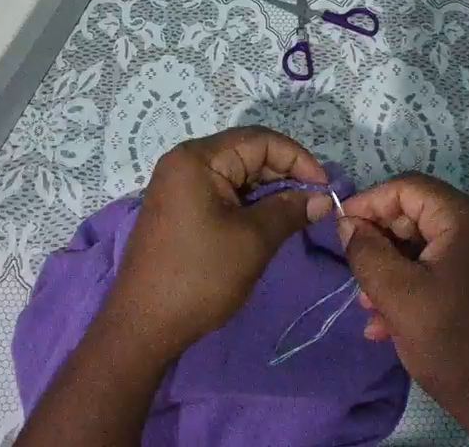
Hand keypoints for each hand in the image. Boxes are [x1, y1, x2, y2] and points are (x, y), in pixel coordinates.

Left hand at [99, 127, 326, 357]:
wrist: (142, 327)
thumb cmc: (199, 276)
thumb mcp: (253, 241)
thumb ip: (290, 210)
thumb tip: (323, 198)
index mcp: (198, 158)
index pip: (260, 140)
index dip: (298, 158)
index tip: (325, 187)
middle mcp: (185, 162)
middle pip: (247, 153)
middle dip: (285, 174)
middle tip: (316, 202)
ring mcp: (179, 185)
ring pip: (237, 173)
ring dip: (270, 189)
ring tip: (299, 213)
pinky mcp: (180, 208)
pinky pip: (223, 191)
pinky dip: (250, 202)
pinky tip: (271, 220)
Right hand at [323, 174, 468, 446]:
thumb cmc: (453, 346)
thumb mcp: (398, 297)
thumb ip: (367, 252)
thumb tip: (347, 224)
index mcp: (468, 217)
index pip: (408, 188)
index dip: (369, 203)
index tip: (339, 228)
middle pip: (419, 214)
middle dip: (382, 243)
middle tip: (356, 276)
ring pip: (430, 243)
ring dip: (396, 268)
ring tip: (370, 307)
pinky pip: (447, 264)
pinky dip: (419, 282)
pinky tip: (393, 320)